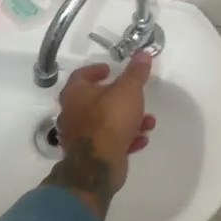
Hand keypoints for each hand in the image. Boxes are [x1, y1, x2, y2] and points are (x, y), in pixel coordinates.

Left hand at [42, 52, 155, 218]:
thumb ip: (136, 72)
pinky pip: (109, 140)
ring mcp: (79, 135)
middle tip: (136, 96)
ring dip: (129, 119)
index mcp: (75, 94)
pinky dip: (125, 137)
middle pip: (96, 99)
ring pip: (106, 121)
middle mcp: (72, 113)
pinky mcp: (90, 153)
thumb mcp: (128, 90)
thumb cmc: (110, 120)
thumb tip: (142, 54)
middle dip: (121, 98)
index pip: (81, 75)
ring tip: (148, 121)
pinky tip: (141, 139)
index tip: (111, 69)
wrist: (98, 165)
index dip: (96, 70)